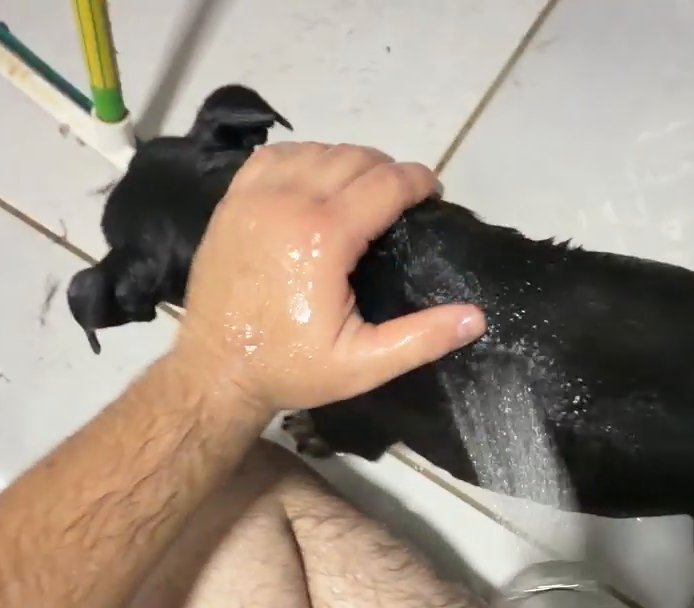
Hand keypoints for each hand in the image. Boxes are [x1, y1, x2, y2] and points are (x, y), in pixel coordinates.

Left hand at [176, 142, 485, 412]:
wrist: (217, 370)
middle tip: (403, 198)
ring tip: (364, 190)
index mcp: (325, 235)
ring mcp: (254, 197)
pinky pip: (274, 157)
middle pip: (354, 158)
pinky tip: (315, 181)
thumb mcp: (363, 364)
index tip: (433, 192)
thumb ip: (421, 339)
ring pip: (315, 150)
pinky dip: (303, 158)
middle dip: (387, 170)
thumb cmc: (291, 369)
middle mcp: (289, 201)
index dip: (418, 180)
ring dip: (348, 162)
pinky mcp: (232, 202)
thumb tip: (477, 318)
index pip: (385, 182)